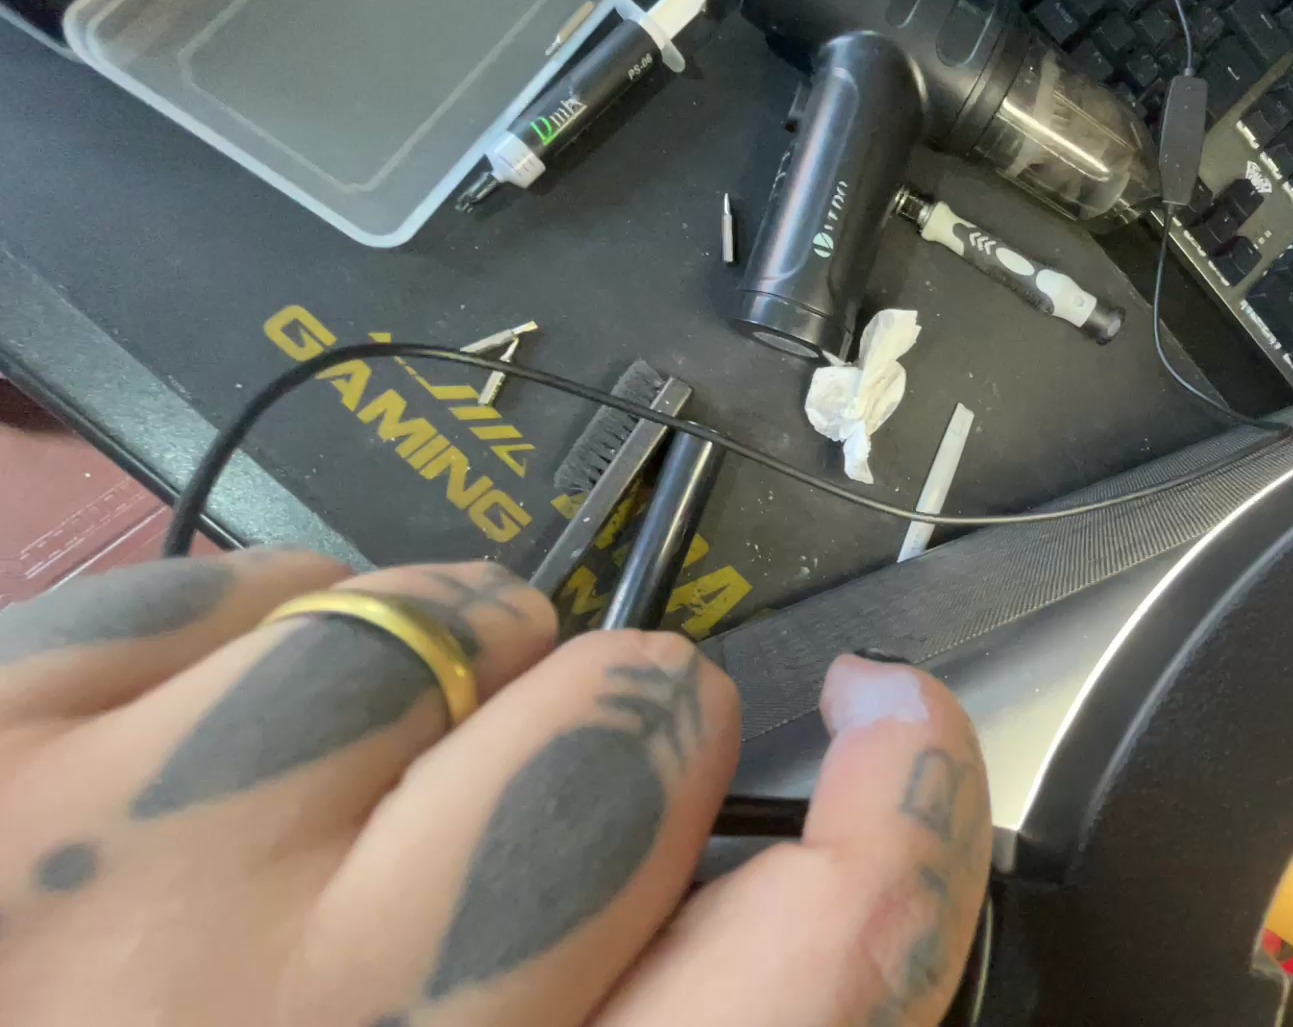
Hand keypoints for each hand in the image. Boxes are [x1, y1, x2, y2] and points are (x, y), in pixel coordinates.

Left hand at [0, 550, 989, 1026]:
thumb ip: (714, 985)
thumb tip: (829, 793)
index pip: (841, 948)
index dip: (916, 801)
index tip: (891, 713)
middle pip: (647, 738)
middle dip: (649, 711)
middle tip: (566, 767)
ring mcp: (97, 922)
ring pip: (460, 626)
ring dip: (463, 654)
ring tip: (358, 765)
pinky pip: (259, 587)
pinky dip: (284, 628)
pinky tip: (195, 751)